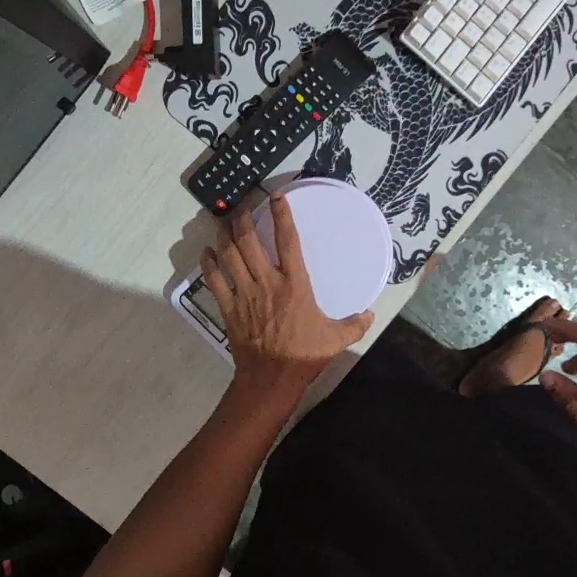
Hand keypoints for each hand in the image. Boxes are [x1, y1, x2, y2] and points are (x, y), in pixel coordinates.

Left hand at [200, 193, 373, 392]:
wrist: (271, 378)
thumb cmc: (305, 355)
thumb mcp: (336, 339)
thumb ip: (355, 324)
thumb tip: (370, 315)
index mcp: (295, 284)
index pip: (288, 241)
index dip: (282, 215)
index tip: (277, 197)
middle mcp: (267, 282)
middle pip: (249, 241)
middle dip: (243, 220)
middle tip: (242, 208)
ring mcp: (244, 294)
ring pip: (229, 255)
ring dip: (224, 236)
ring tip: (224, 224)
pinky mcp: (228, 307)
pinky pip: (214, 279)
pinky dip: (208, 263)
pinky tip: (206, 252)